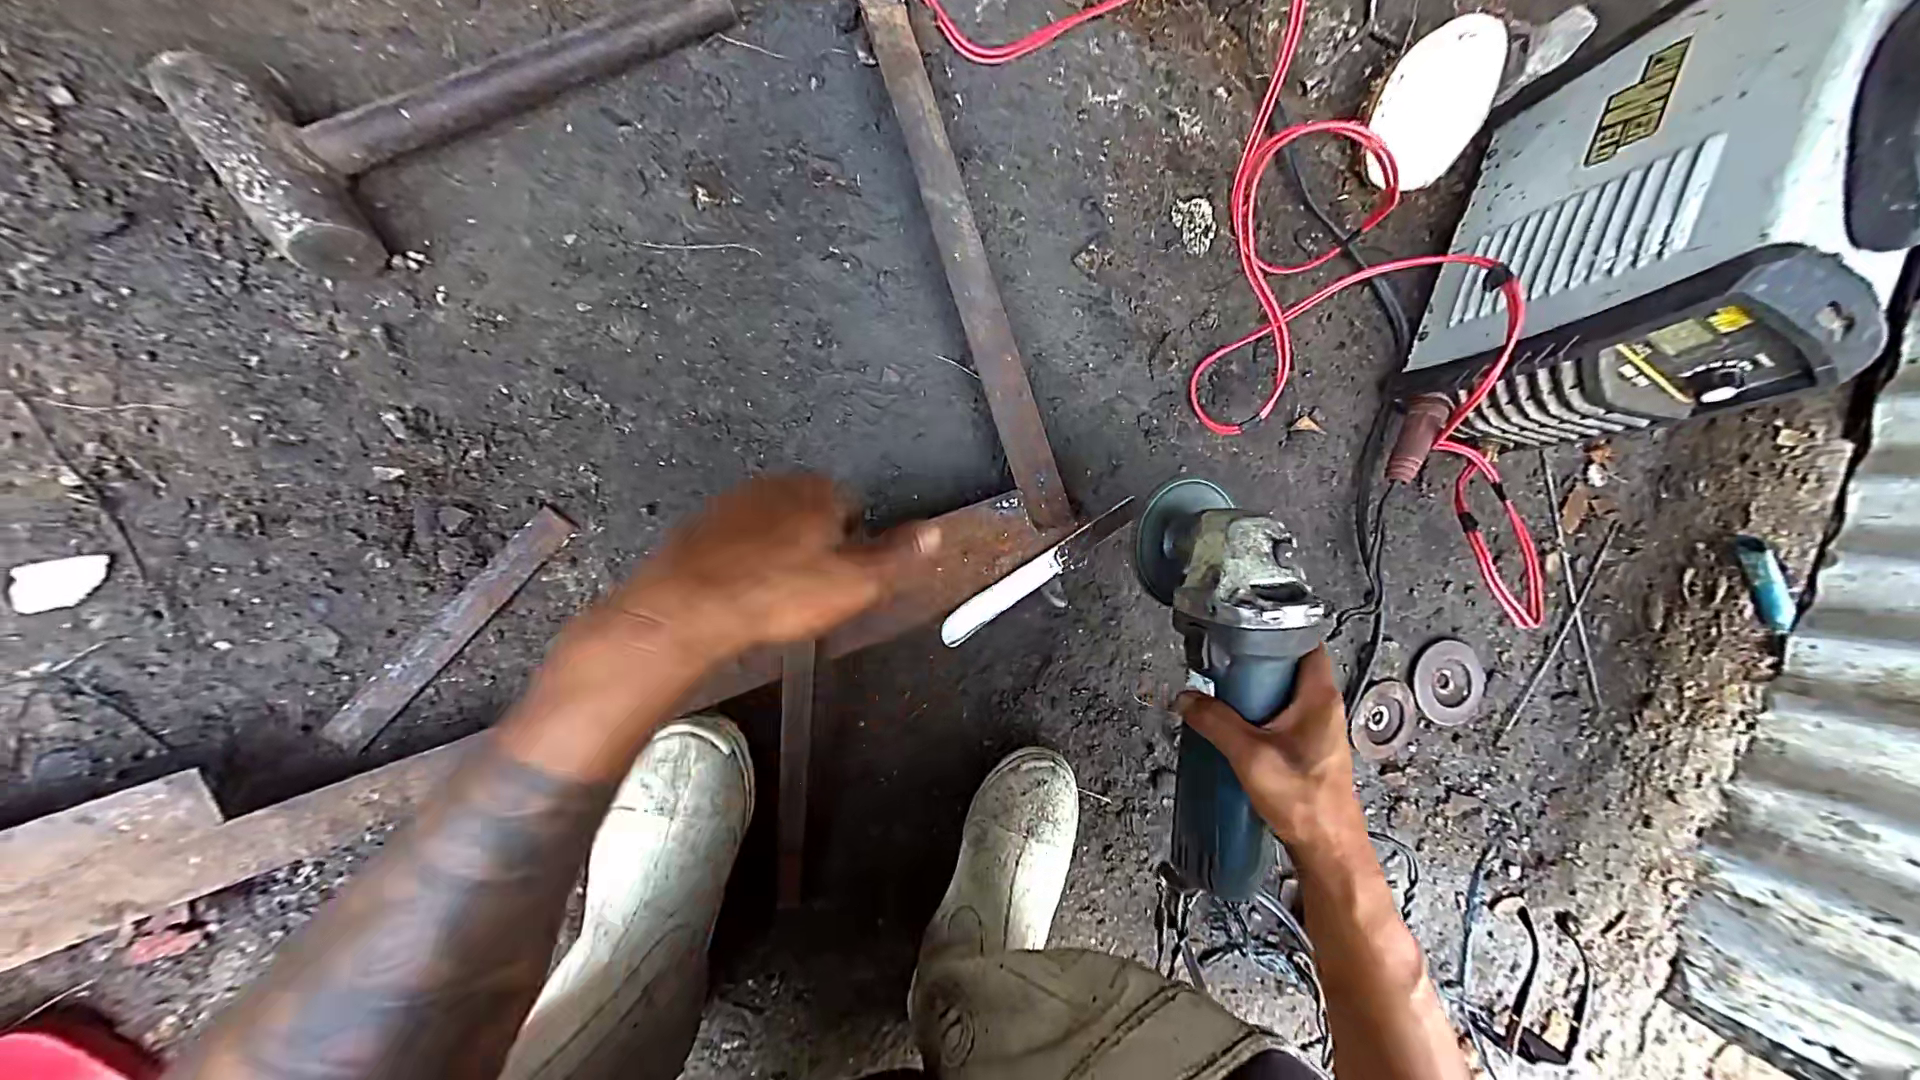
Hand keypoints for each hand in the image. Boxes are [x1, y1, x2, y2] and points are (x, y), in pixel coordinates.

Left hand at [595, 473, 939, 663]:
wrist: (688, 608)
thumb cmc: (773, 593)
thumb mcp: (855, 582)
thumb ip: (899, 556)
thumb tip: (934, 534)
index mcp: (819, 491)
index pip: (856, 507)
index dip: (857, 544)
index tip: (849, 574)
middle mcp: (777, 486)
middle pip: (815, 514)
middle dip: (820, 545)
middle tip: (815, 589)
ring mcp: (737, 502)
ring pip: (776, 526)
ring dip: (783, 553)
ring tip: (779, 595)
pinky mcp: (705, 525)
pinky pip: (741, 541)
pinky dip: (748, 560)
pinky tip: (746, 591)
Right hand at [1174, 646, 1364, 858]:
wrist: (1326, 847)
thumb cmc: (1305, 803)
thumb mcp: (1249, 755)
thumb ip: (1214, 721)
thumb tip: (1186, 699)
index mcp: (1319, 698)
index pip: (1306, 644)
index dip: (1277, 631)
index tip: (1245, 630)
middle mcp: (1322, 707)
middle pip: (1287, 666)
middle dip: (1254, 662)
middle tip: (1223, 664)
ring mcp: (1315, 727)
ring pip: (1280, 691)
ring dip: (1252, 690)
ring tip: (1222, 693)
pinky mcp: (1305, 746)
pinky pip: (1278, 714)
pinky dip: (1256, 712)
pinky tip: (1233, 724)